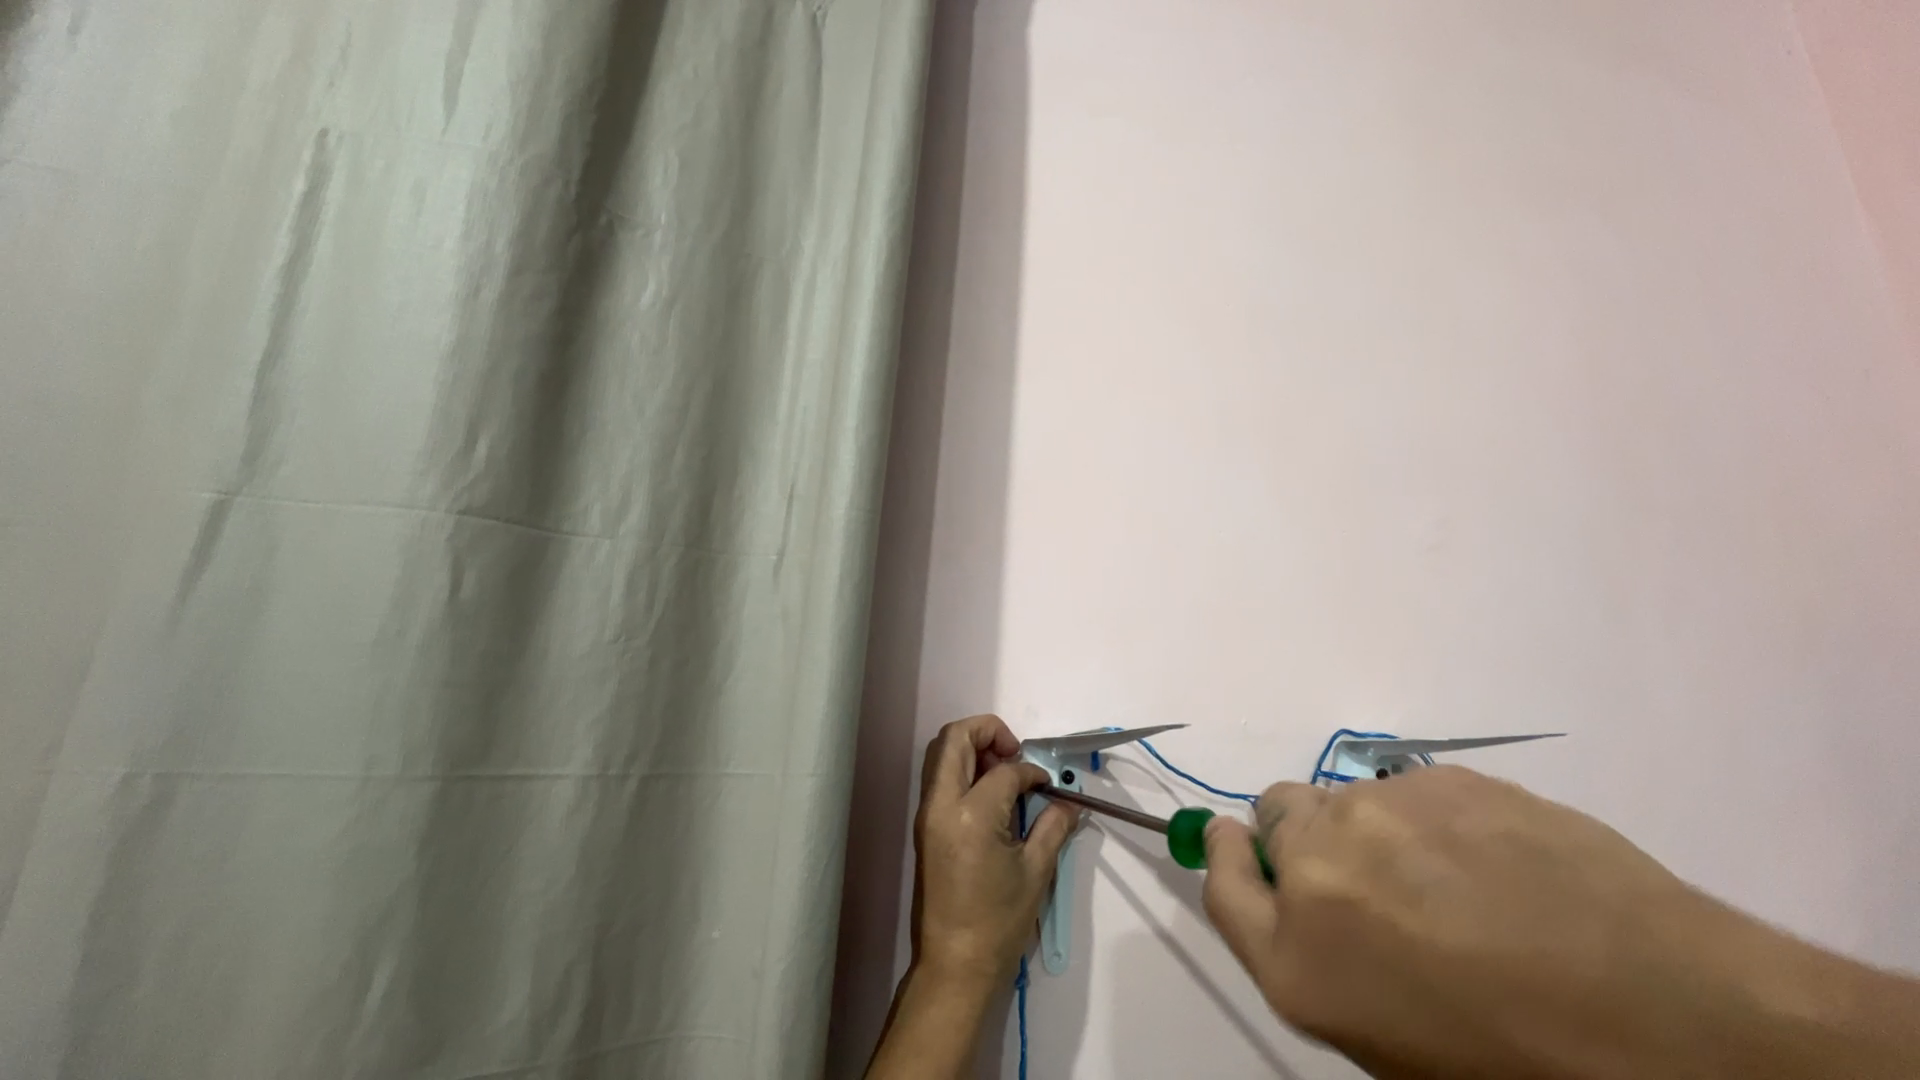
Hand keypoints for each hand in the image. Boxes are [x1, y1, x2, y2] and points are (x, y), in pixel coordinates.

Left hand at [909, 714, 1077, 983]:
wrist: (955, 963)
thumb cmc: (998, 921)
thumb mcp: (1035, 872)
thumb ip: (1053, 827)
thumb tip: (1069, 803)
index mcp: (971, 813)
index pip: (1004, 770)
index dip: (1031, 771)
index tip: (1047, 786)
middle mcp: (941, 804)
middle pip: (955, 738)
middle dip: (988, 732)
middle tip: (1015, 753)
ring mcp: (927, 814)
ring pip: (941, 754)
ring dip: (972, 748)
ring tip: (1004, 771)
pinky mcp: (925, 827)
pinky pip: (941, 778)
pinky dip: (963, 770)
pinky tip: (992, 794)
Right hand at [1198, 766, 1918, 1079]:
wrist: (1667, 1017)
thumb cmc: (1509, 1056)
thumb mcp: (1381, 1036)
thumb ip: (1312, 954)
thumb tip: (1288, 883)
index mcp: (1297, 958)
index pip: (1221, 876)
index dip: (1225, 851)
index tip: (1238, 843)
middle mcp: (1319, 866)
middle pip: (1275, 814)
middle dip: (1304, 838)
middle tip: (1371, 881)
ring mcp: (1383, 810)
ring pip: (1349, 797)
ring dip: (1374, 828)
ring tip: (1455, 881)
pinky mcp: (1448, 779)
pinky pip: (1414, 790)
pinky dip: (1435, 819)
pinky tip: (1499, 863)